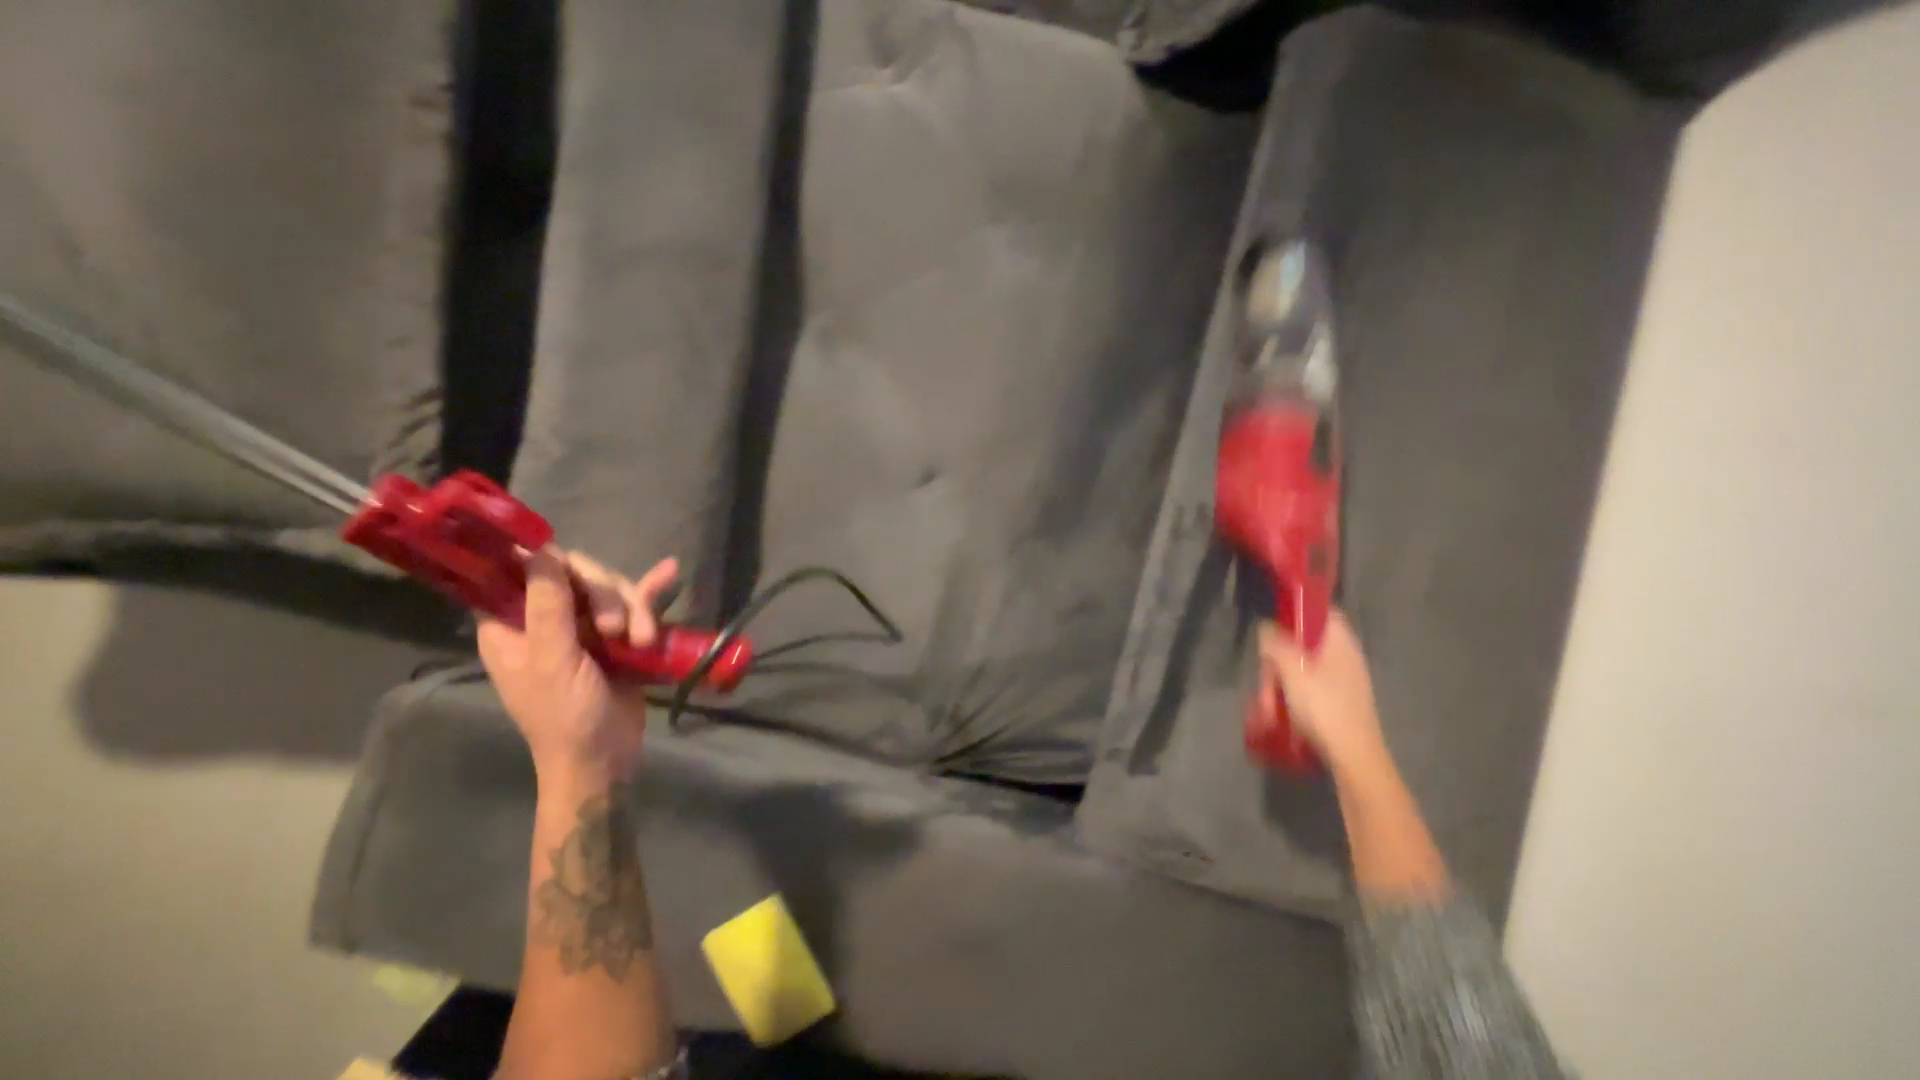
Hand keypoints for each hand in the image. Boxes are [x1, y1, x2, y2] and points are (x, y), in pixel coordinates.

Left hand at [477, 549, 680, 781]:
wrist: (603, 759)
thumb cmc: (565, 717)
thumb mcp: (552, 661)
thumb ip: (547, 606)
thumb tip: (540, 550)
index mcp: (511, 625)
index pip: (520, 571)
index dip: (545, 562)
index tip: (573, 570)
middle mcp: (544, 619)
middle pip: (576, 574)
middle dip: (605, 594)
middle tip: (615, 628)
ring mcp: (583, 626)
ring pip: (609, 588)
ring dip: (634, 607)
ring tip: (644, 640)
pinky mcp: (617, 636)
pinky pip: (634, 603)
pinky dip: (651, 591)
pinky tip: (669, 571)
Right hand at [1257, 610, 1389, 773]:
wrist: (1353, 756)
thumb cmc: (1323, 708)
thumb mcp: (1292, 672)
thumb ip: (1276, 645)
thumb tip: (1266, 628)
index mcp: (1340, 642)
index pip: (1322, 611)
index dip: (1298, 611)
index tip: (1273, 621)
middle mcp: (1347, 657)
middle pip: (1307, 643)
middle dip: (1280, 657)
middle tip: (1266, 677)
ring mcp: (1346, 682)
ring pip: (1306, 668)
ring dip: (1283, 681)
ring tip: (1269, 702)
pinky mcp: (1342, 703)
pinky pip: (1312, 688)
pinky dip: (1295, 696)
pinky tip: (1284, 713)